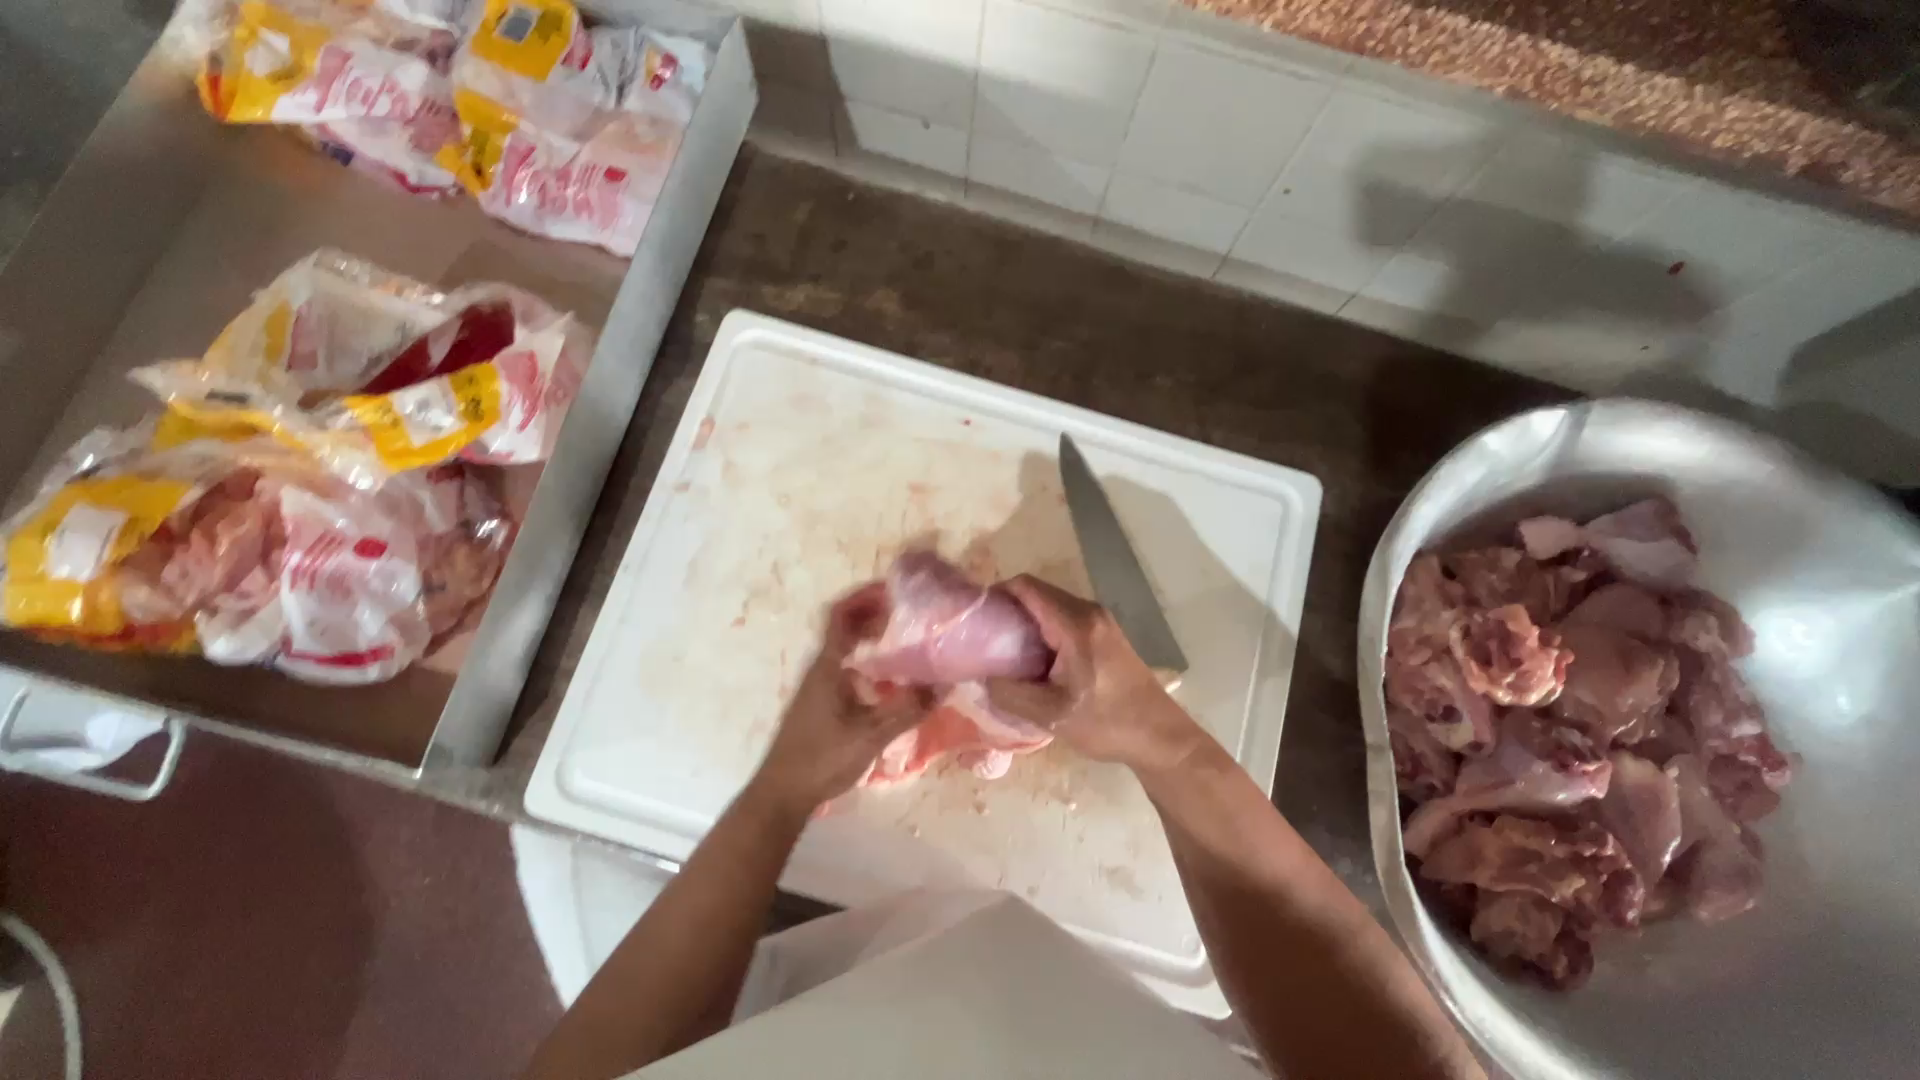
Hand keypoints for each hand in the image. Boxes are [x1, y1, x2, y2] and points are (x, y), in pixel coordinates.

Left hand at [744, 584, 932, 817]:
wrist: (782, 792)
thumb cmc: (822, 758)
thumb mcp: (871, 734)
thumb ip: (906, 708)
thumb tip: (943, 685)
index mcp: (827, 667)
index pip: (840, 616)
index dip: (863, 597)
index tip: (892, 590)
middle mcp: (819, 669)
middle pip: (844, 628)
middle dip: (872, 614)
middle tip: (907, 614)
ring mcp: (818, 687)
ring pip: (845, 649)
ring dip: (869, 638)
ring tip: (903, 640)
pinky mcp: (820, 704)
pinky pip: (845, 668)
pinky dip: (866, 661)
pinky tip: (889, 680)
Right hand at [985, 576, 1207, 774]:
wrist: (1160, 737)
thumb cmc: (1107, 723)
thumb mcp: (1050, 715)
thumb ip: (1008, 693)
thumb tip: (978, 678)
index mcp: (1075, 624)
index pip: (1027, 587)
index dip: (996, 593)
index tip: (975, 616)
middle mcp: (1089, 612)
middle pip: (1038, 592)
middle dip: (1008, 608)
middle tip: (984, 636)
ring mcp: (1101, 622)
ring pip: (1052, 605)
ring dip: (1027, 620)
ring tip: (1003, 650)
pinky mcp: (1106, 635)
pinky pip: (1066, 618)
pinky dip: (1045, 629)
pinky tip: (1034, 659)